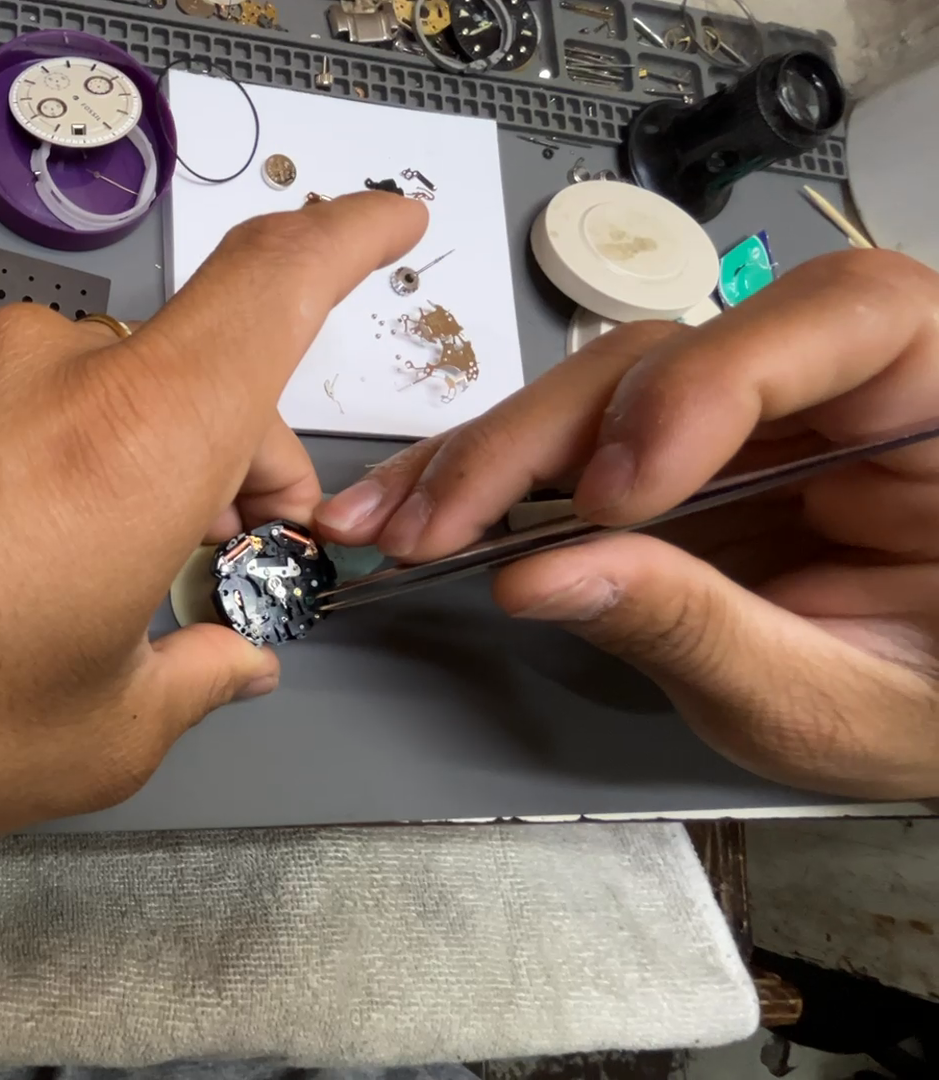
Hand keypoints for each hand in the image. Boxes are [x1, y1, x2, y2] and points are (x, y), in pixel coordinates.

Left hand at [0, 193, 425, 862]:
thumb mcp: (99, 735)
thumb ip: (194, 679)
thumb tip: (232, 658)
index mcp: (135, 443)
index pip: (273, 282)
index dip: (347, 238)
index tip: (387, 226)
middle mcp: (52, 373)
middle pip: (200, 365)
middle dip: (238, 451)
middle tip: (225, 551)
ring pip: (112, 381)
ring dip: (148, 453)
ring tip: (114, 561)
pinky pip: (32, 395)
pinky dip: (71, 447)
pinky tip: (32, 539)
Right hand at [313, 250, 938, 799]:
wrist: (926, 722)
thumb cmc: (935, 717)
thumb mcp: (832, 703)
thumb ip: (699, 630)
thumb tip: (534, 580)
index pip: (836, 323)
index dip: (698, 388)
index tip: (610, 499)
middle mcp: (828, 399)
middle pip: (645, 361)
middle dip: (517, 449)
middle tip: (429, 530)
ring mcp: (724, 427)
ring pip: (570, 399)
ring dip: (460, 466)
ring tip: (378, 525)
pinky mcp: (648, 459)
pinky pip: (543, 448)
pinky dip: (461, 484)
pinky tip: (398, 513)